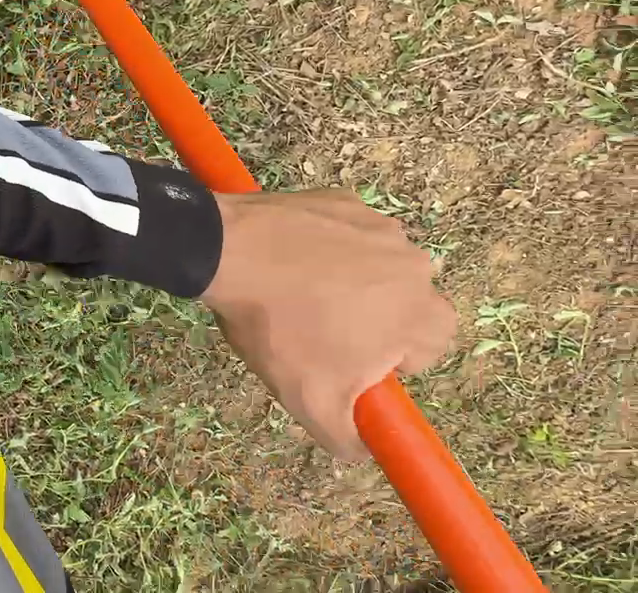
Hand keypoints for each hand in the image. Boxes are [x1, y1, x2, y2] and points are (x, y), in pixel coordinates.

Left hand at [202, 188, 456, 461]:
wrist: (223, 252)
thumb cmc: (275, 325)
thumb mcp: (310, 399)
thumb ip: (347, 437)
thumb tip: (361, 452)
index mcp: (427, 316)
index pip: (420, 350)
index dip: (376, 358)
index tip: (333, 352)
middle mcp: (418, 265)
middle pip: (397, 303)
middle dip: (362, 314)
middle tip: (305, 318)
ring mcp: (377, 224)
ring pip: (367, 263)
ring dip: (339, 274)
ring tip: (286, 283)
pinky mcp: (337, 198)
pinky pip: (335, 227)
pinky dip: (315, 239)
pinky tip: (281, 249)